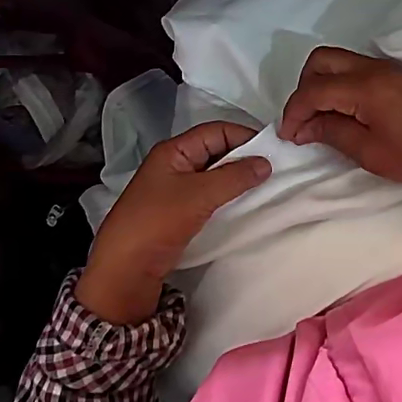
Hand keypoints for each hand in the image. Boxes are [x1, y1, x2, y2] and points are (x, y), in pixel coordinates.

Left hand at [76, 121, 271, 324]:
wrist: (124, 270)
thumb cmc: (157, 223)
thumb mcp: (198, 195)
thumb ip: (234, 177)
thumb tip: (266, 163)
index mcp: (173, 151)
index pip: (215, 131)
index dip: (244, 136)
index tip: (275, 149)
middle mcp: (174, 165)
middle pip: (215, 150)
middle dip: (244, 157)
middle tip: (277, 168)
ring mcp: (175, 190)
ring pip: (214, 175)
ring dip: (237, 179)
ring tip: (267, 187)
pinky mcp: (178, 213)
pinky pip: (209, 196)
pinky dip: (228, 197)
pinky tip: (246, 206)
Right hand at [277, 47, 401, 228]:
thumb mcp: (369, 152)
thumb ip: (332, 133)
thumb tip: (305, 127)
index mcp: (364, 87)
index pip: (313, 90)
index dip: (294, 112)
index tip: (287, 136)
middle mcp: (371, 68)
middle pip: (320, 61)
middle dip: (303, 88)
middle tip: (303, 121)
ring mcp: (384, 68)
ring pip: (336, 61)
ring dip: (319, 84)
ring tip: (320, 119)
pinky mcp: (394, 75)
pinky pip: (352, 68)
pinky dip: (337, 84)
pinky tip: (341, 112)